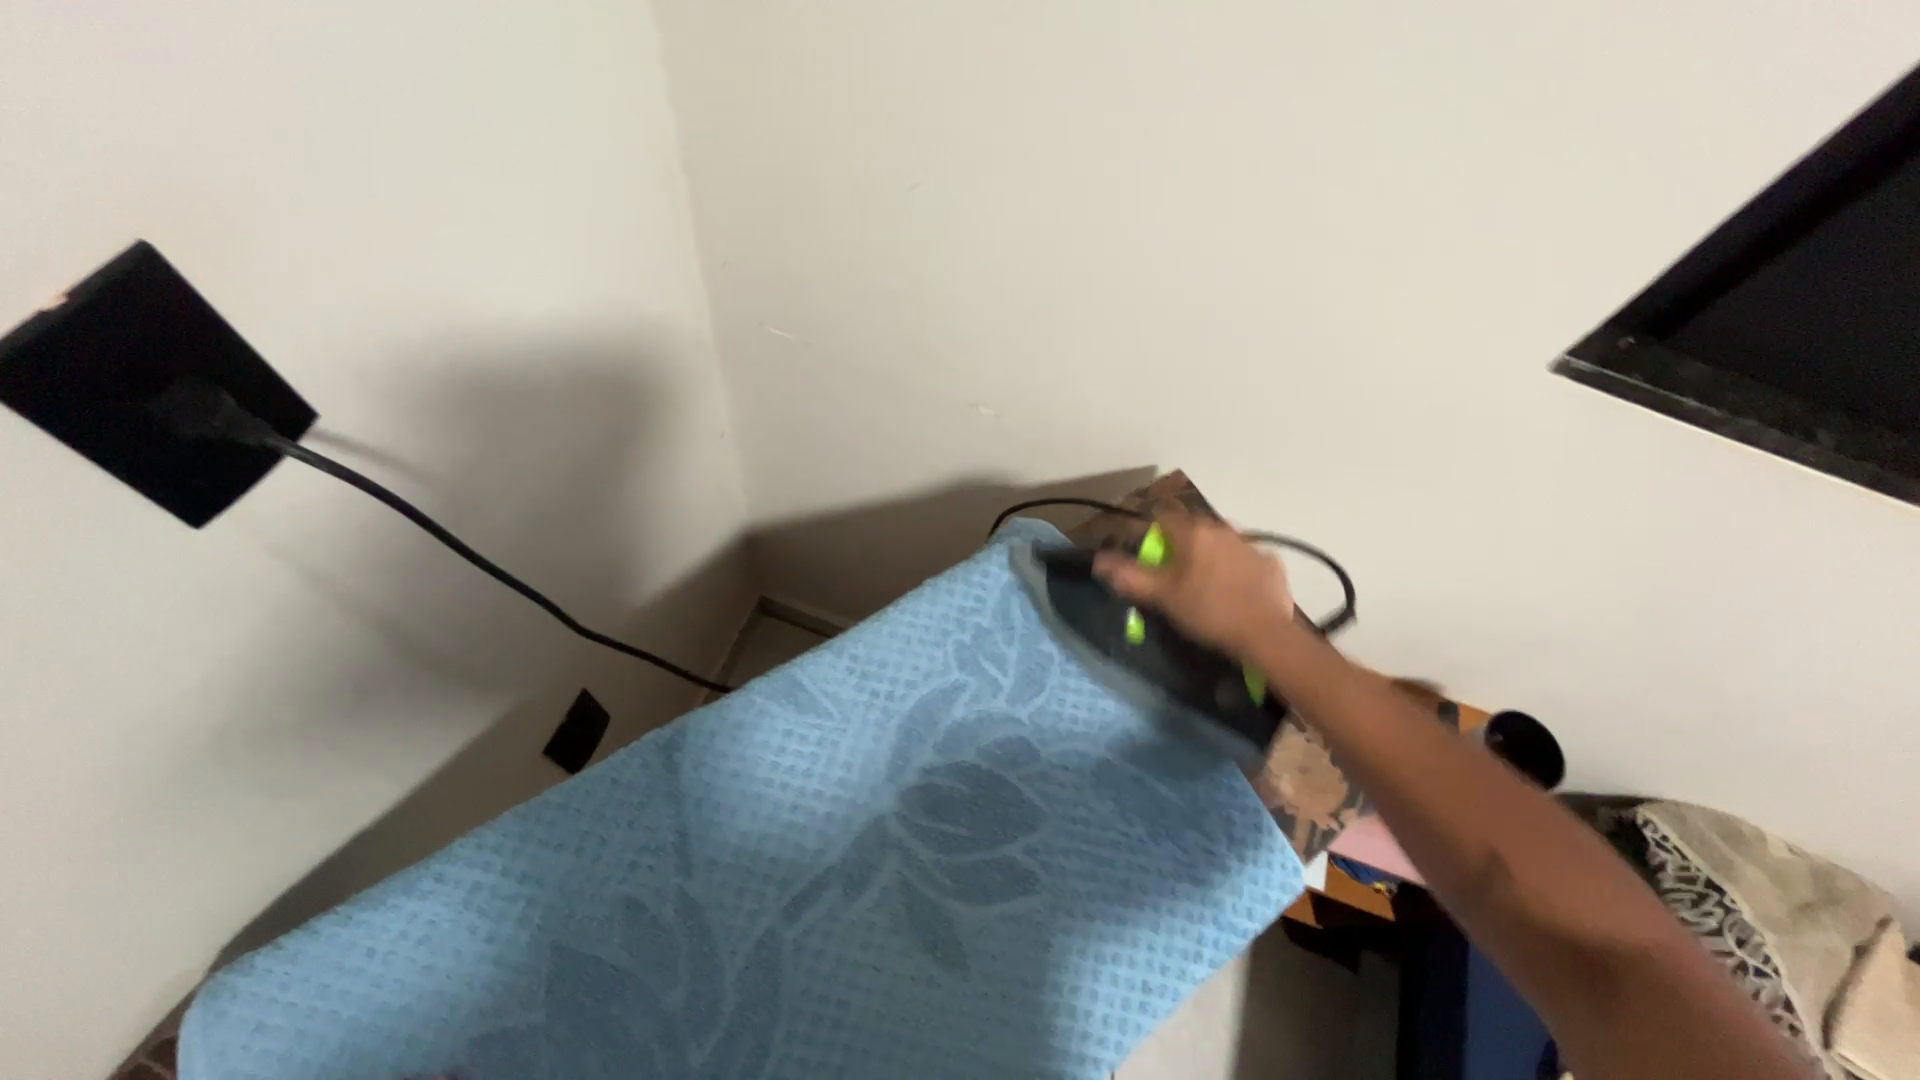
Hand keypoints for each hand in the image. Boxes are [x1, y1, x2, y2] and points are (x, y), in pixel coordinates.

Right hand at [1092, 506, 1299, 660]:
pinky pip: (1245, 559)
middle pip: (1191, 528)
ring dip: (1208, 555)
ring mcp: (1250, 544)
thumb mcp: (1162, 597)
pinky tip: (1235, 591)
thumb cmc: (1207, 611)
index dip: (1148, 534)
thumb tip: (1099, 560)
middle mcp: (1222, 528)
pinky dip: (1236, 569)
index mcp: (1192, 532)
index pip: (1161, 518)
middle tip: (1173, 575)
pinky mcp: (1270, 562)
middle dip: (1179, 545)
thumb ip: (1130, 576)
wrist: (1264, 633)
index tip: (1144, 555)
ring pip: (1220, 542)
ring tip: (1204, 582)